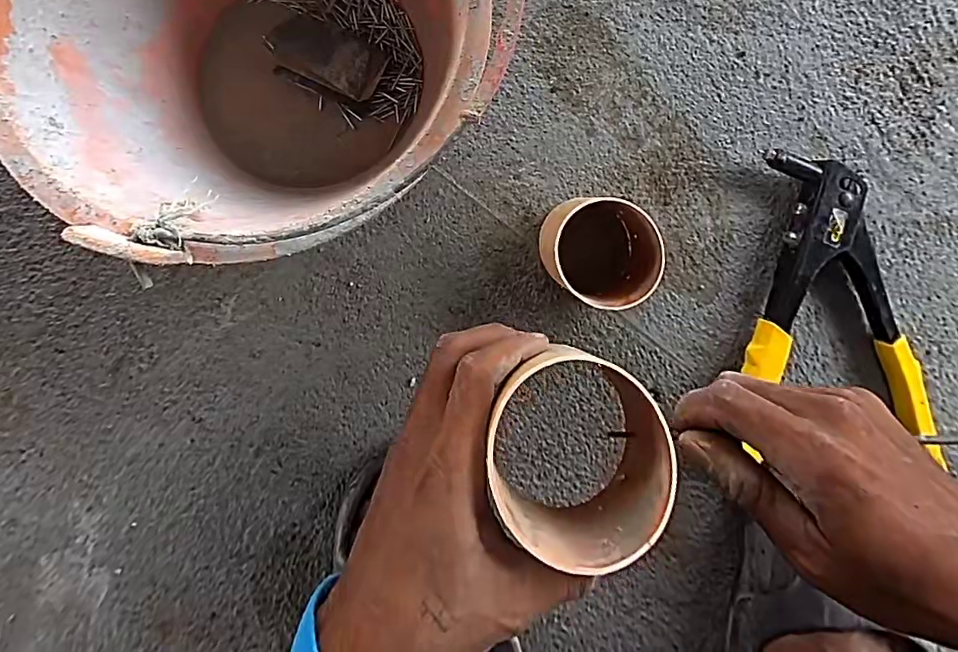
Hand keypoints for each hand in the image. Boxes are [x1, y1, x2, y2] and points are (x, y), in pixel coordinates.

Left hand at [319, 325, 593, 651]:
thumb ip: (560, 577)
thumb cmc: (416, 614)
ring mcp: (405, 446)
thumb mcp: (505, 598)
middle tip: (530, 342)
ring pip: (433, 367)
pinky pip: (428, 388)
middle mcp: (420, 445)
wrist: (365, 631)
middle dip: (494, 335)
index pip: (473, 377)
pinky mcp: (400, 455)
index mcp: (446, 468)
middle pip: (448, 353)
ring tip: (509, 354)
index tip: (539, 345)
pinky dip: (458, 370)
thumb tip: (591, 560)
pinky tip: (480, 391)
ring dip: (473, 347)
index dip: (510, 348)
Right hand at [674, 374, 957, 651]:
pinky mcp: (863, 403)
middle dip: (715, 408)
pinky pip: (799, 392)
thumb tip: (703, 449)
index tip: (682, 429)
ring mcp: (852, 402)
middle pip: (742, 382)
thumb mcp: (809, 548)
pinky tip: (788, 451)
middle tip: (709, 446)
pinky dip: (777, 412)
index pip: (727, 398)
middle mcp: (833, 411)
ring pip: (768, 384)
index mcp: (816, 450)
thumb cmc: (910, 576)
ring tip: (751, 457)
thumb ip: (746, 486)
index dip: (693, 410)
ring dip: (746, 410)